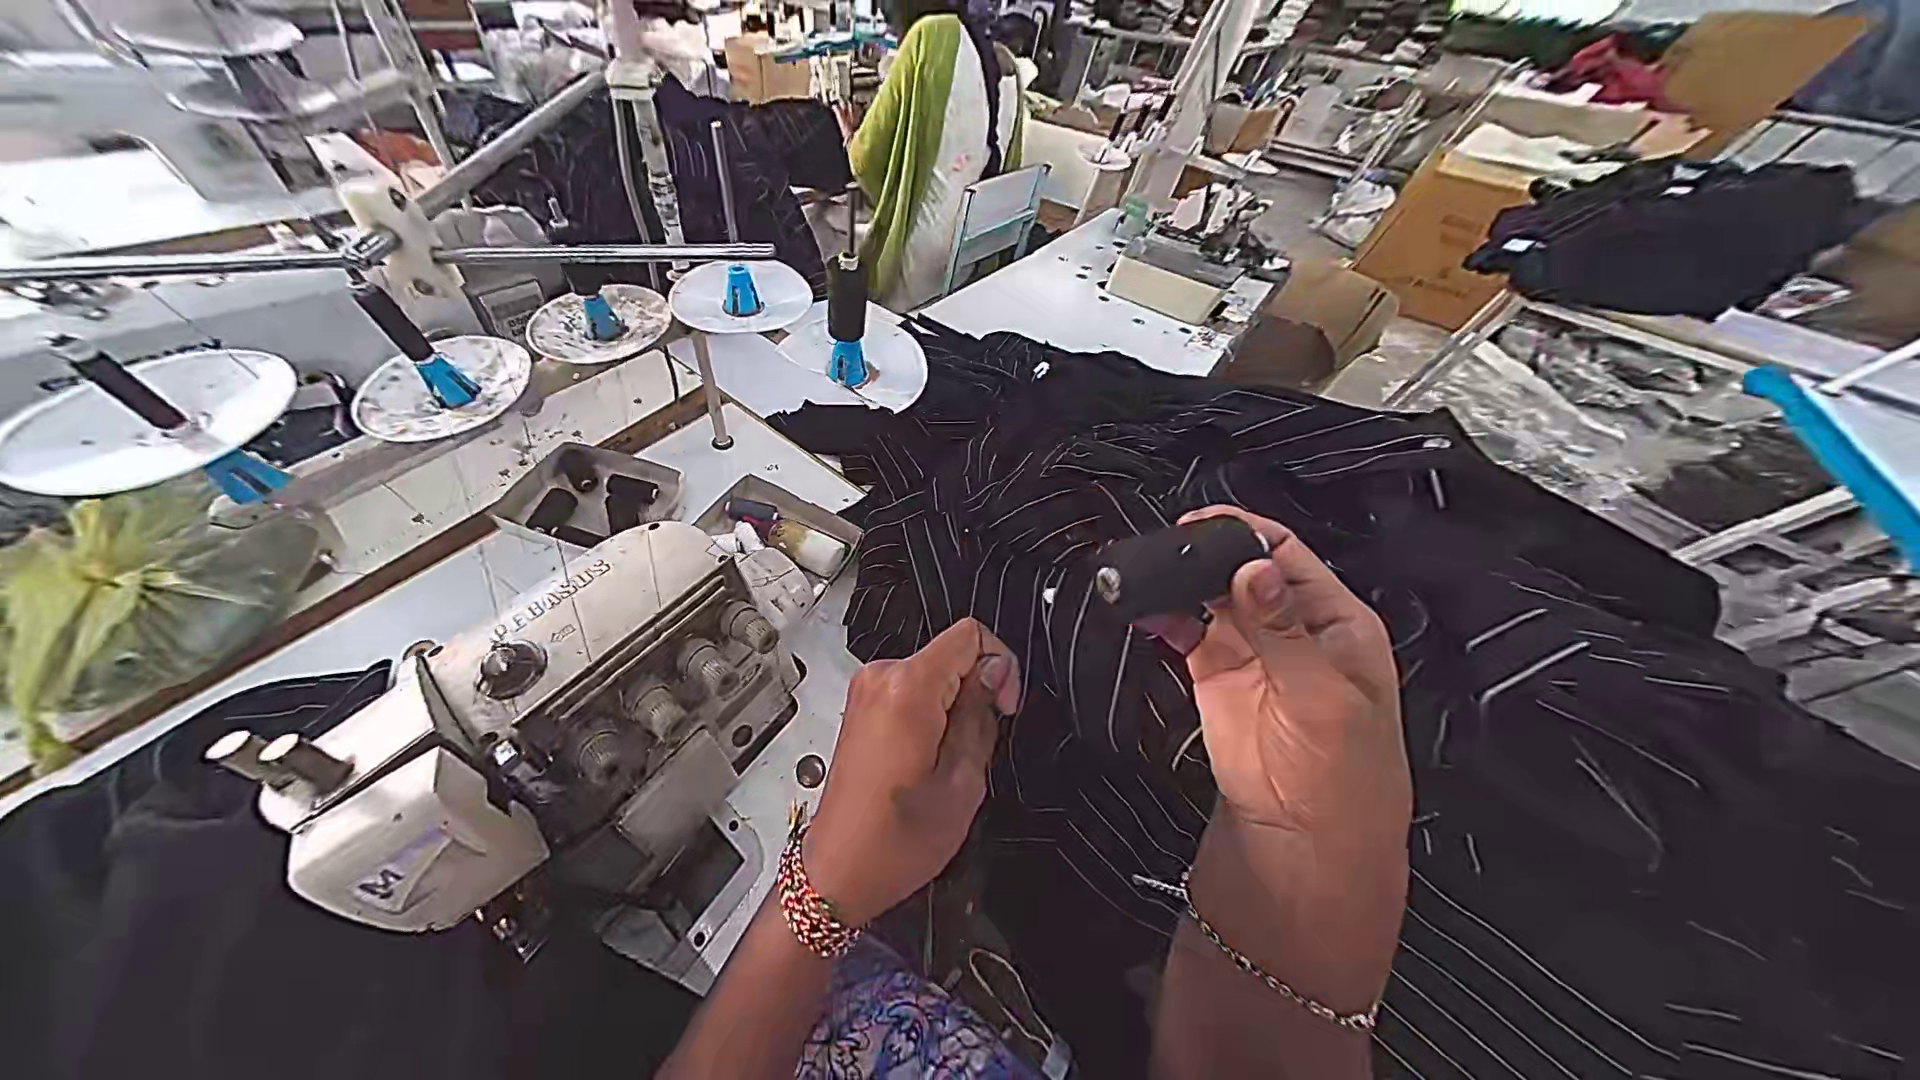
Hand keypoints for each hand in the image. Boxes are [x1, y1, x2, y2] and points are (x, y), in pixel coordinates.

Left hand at [803, 618, 1021, 925]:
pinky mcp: (862, 703)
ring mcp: (866, 689)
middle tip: (976, 741)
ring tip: (948, 755)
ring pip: (935, 669)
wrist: (840, 869)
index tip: (1003, 704)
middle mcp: (880, 678)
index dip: (1000, 663)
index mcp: (907, 689)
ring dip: (955, 702)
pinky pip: (913, 685)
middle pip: (952, 650)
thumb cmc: (895, 840)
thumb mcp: (964, 780)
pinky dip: (933, 707)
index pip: (970, 634)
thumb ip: (982, 714)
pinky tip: (929, 751)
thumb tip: (994, 672)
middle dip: (976, 688)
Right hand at [1179, 506, 1409, 853]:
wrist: (1303, 835)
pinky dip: (1162, 616)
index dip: (1247, 535)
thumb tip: (1255, 572)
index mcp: (1331, 621)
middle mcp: (1287, 626)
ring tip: (1155, 579)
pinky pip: (1182, 629)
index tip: (1207, 527)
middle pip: (1239, 568)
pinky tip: (1149, 612)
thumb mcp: (1323, 697)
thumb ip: (1284, 630)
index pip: (1286, 555)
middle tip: (1174, 553)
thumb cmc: (1346, 778)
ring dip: (1181, 584)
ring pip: (1207, 595)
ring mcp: (1248, 648)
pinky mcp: (1213, 670)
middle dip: (1206, 556)